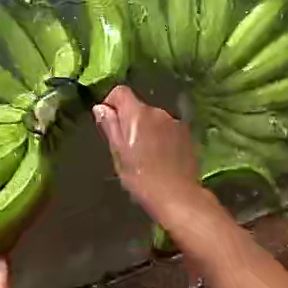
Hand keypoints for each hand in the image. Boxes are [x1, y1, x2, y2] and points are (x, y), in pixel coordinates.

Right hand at [92, 85, 206, 221]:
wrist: (177, 195)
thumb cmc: (140, 176)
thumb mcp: (118, 152)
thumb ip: (109, 126)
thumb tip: (101, 108)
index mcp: (137, 113)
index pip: (120, 92)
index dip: (111, 103)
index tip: (108, 122)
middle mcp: (157, 111)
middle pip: (138, 107)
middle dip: (129, 120)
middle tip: (125, 146)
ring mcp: (175, 122)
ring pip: (153, 119)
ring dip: (146, 129)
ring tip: (144, 154)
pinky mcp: (187, 134)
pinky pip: (167, 129)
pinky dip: (160, 137)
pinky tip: (159, 157)